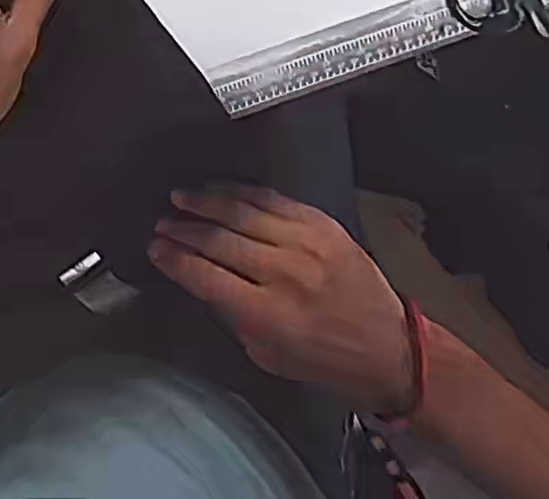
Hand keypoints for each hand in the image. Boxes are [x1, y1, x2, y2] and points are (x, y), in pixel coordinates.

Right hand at [149, 184, 413, 413]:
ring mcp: (306, 243)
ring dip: (203, 202)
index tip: (155, 248)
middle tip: (161, 223)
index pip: (206, 277)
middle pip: (218, 239)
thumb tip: (197, 273)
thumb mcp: (268, 354)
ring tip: (179, 197)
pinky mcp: (320, 223)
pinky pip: (269, 198)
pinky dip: (237, 191)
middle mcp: (287, 274)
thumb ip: (232, 313)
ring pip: (239, 211)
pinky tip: (218, 189)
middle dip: (182, 229)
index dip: (174, 259)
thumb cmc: (326, 360)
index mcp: (272, 316)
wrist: (392, 349)